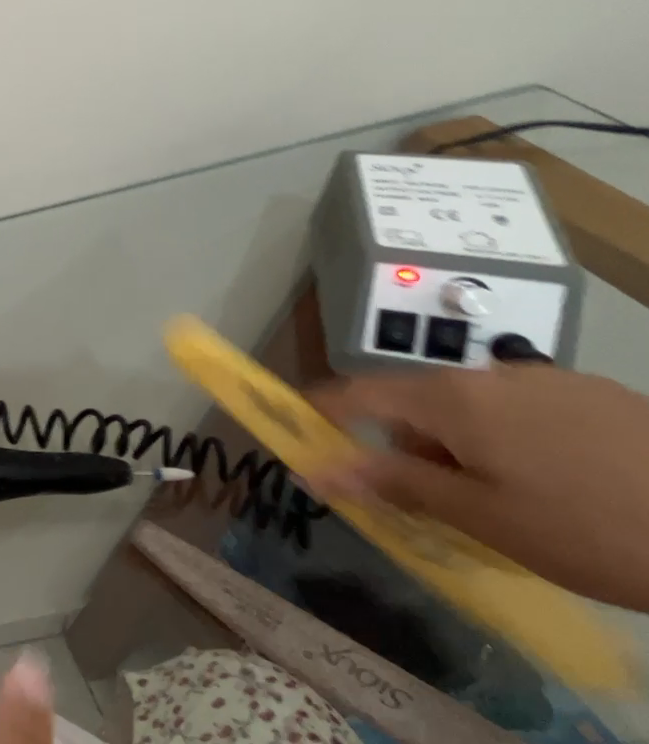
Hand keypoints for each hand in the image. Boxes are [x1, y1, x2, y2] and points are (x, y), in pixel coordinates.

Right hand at [310, 362, 648, 609]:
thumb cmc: (590, 529)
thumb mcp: (482, 518)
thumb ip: (394, 483)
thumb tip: (314, 469)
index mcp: (451, 398)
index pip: (357, 392)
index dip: (320, 411)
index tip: (297, 434)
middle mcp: (493, 374)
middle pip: (419, 401)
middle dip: (408, 443)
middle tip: (430, 501)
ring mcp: (555, 381)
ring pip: (477, 407)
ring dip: (465, 443)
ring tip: (508, 500)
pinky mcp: (606, 397)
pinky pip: (530, 411)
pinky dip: (518, 440)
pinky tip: (564, 485)